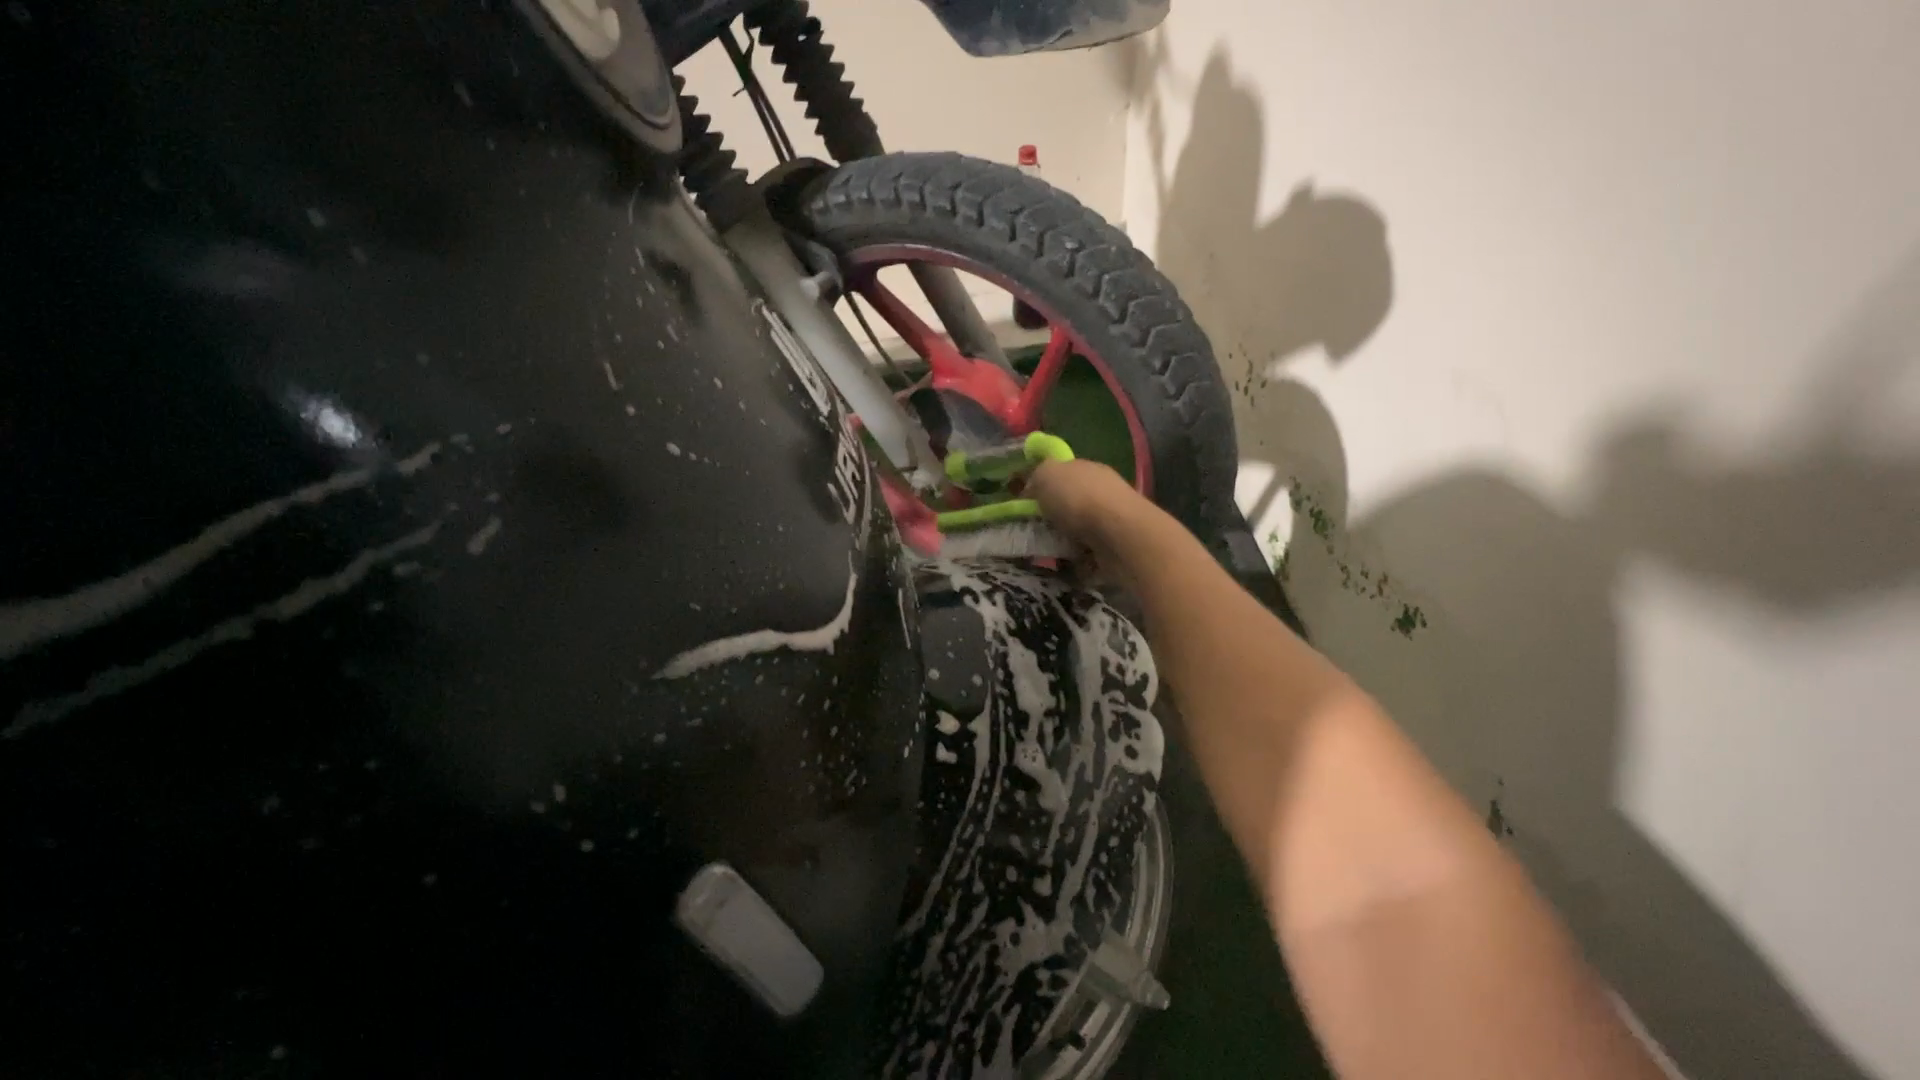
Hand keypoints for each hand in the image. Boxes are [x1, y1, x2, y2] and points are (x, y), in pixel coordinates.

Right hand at [1025, 458, 1152, 557]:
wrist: (1118, 536)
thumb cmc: (1079, 499)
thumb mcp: (1046, 475)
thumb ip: (1036, 477)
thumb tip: (1033, 488)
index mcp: (1086, 468)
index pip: (1062, 474)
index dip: (1043, 488)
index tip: (1025, 505)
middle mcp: (1102, 490)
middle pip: (1071, 504)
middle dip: (1053, 519)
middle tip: (1033, 533)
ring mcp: (1112, 520)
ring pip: (1080, 531)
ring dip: (1064, 543)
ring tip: (1046, 555)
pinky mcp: (1117, 547)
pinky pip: (1090, 555)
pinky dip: (1078, 563)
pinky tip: (1066, 568)